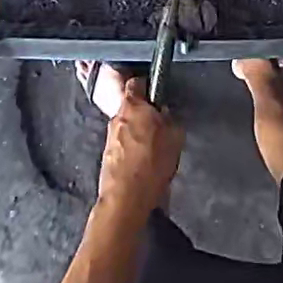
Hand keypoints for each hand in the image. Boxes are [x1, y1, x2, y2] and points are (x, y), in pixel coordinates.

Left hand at [96, 77, 183, 219]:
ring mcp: (109, 138)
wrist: (126, 198)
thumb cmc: (152, 163)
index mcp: (133, 107)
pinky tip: (145, 162)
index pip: (136, 83)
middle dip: (145, 114)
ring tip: (155, 148)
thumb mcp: (175, 136)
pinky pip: (123, 145)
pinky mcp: (107, 157)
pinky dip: (133, 149)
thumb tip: (164, 114)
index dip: (148, 86)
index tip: (157, 93)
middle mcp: (117, 118)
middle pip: (132, 108)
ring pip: (127, 127)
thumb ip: (170, 119)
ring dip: (139, 133)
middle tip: (162, 125)